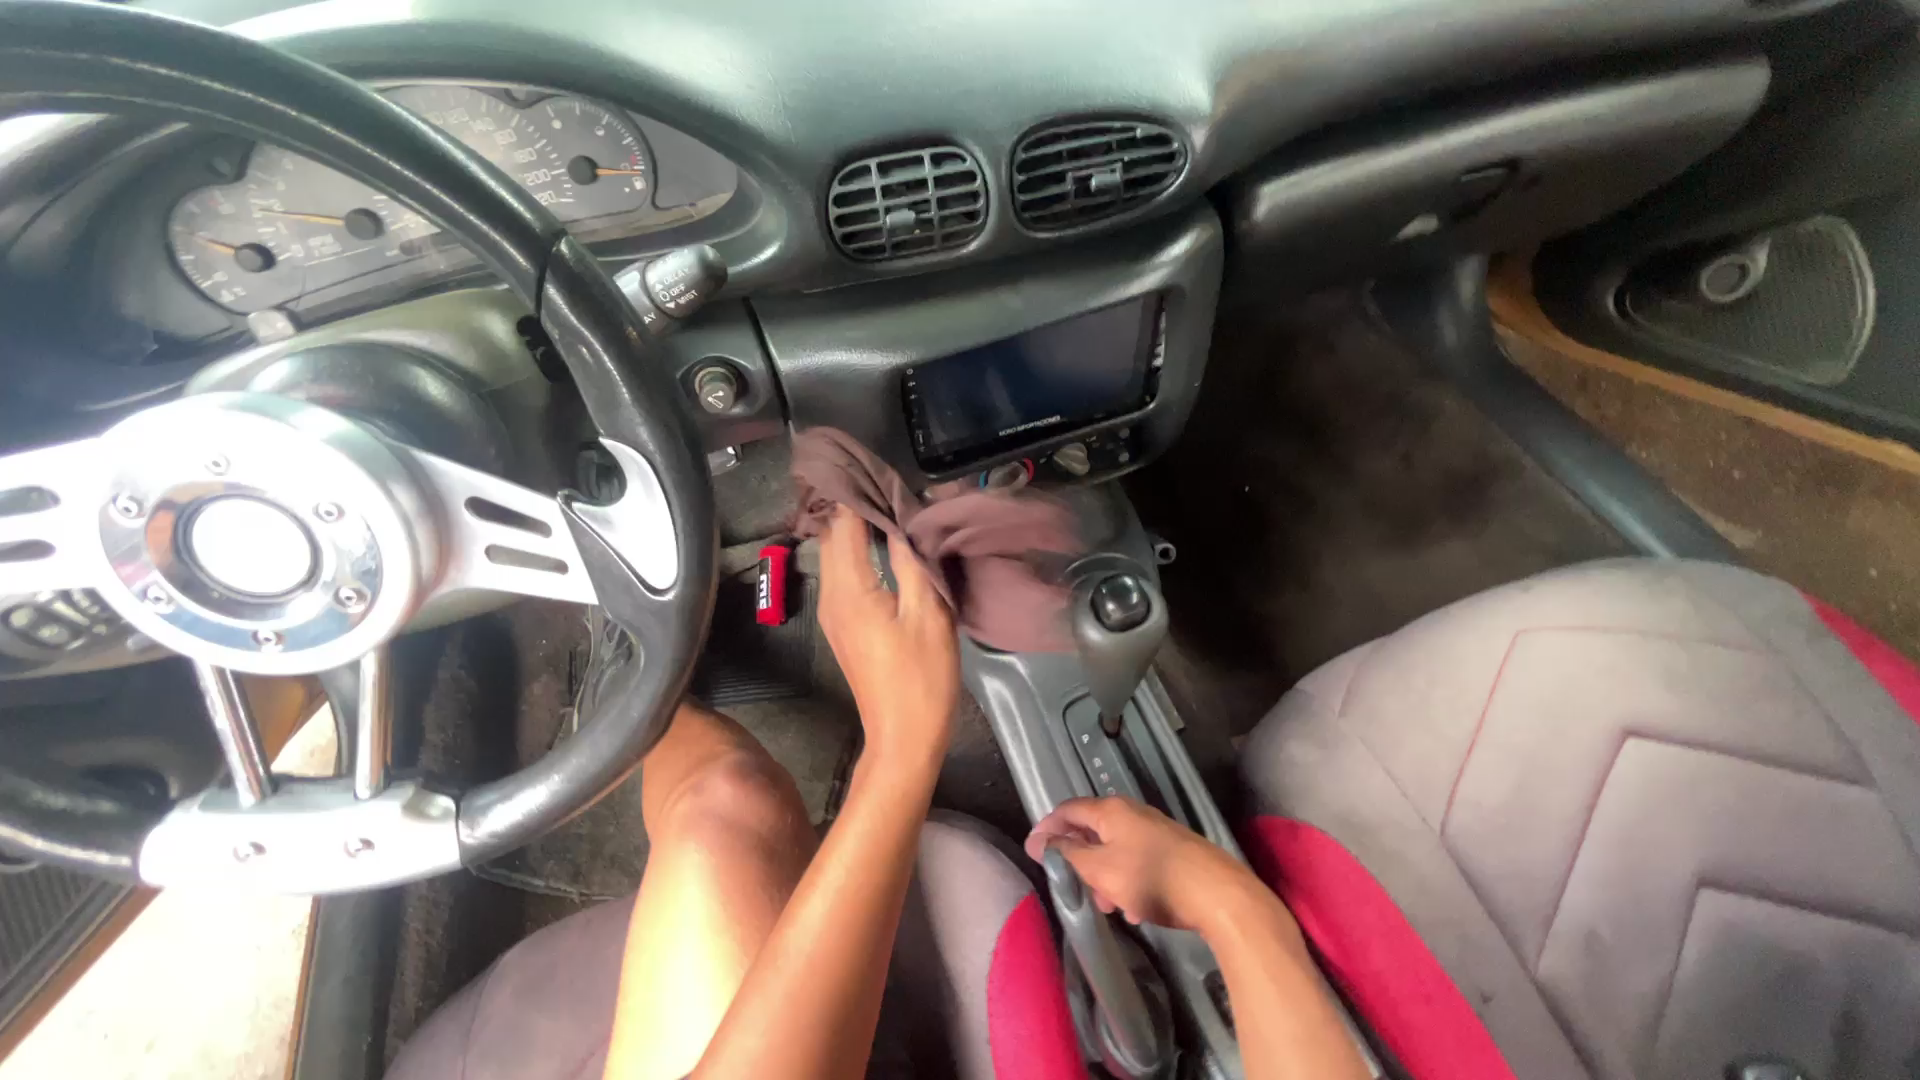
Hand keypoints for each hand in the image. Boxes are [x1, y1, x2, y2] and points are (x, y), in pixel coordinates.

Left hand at [817, 504, 959, 770]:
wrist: (903, 737)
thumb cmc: (921, 679)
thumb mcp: (928, 614)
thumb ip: (912, 561)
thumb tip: (903, 517)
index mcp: (850, 590)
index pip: (843, 523)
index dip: (859, 492)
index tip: (879, 467)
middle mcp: (831, 596)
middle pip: (833, 535)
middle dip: (855, 504)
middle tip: (886, 478)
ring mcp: (833, 612)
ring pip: (837, 554)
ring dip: (857, 528)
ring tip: (890, 502)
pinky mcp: (843, 625)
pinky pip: (845, 574)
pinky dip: (859, 551)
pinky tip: (884, 543)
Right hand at [1025, 796, 1271, 934]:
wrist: (1219, 894)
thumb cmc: (1152, 879)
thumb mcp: (1100, 869)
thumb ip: (1068, 853)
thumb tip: (1044, 840)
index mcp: (1111, 810)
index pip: (1068, 809)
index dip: (1047, 828)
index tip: (1033, 851)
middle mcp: (1133, 812)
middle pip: (1093, 828)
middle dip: (1078, 857)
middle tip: (1070, 884)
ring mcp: (1157, 830)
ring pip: (1116, 848)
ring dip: (1103, 875)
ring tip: (1106, 906)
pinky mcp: (1175, 851)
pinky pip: (1138, 860)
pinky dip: (1127, 880)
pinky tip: (1135, 909)